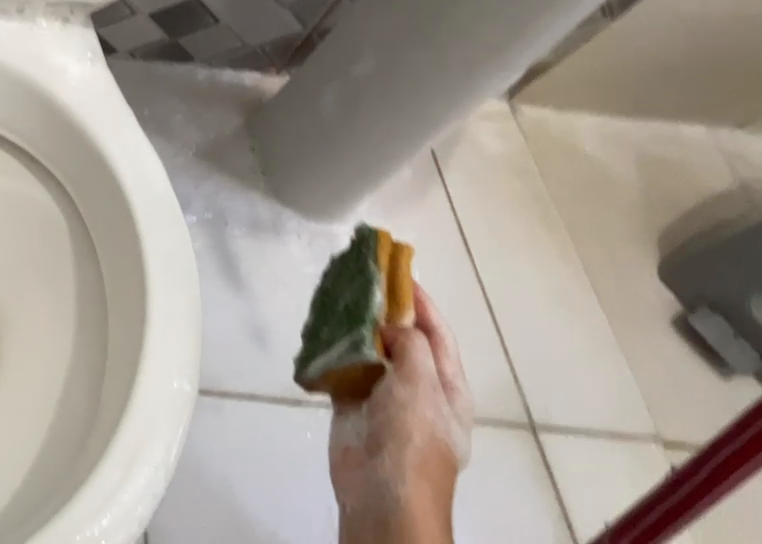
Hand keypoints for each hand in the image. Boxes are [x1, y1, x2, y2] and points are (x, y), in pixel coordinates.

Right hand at [329, 286, 473, 543]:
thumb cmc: (412, 440)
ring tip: (331, 296)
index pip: (436, 332)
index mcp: (446, 384)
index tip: (395, 268)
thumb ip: (410, 345)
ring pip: (367, 350)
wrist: (381, 494)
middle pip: (399, 338)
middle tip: (355, 277)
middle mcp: (417, 386)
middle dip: (381, 309)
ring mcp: (383, 397)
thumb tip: (392, 322)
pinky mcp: (351, 404)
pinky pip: (341, 368)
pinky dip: (330, 349)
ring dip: (352, 326)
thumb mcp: (421, 386)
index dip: (419, 299)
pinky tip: (315, 330)